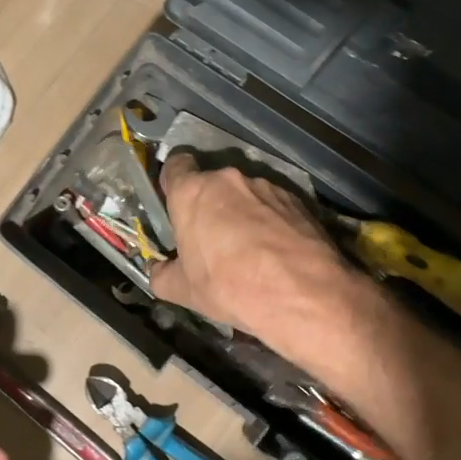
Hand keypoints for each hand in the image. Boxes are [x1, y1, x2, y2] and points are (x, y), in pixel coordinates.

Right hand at [151, 152, 356, 335]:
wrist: (302, 294)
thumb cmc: (229, 286)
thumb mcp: (183, 290)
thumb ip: (162, 275)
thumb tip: (158, 271)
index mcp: (192, 192)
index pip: (175, 165)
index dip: (174, 182)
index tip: (177, 203)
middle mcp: (228, 179)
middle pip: (212, 184)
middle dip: (211, 205)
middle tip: (213, 238)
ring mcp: (266, 187)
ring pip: (246, 194)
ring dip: (244, 213)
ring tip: (252, 249)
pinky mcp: (298, 200)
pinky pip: (274, 206)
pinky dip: (272, 221)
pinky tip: (278, 252)